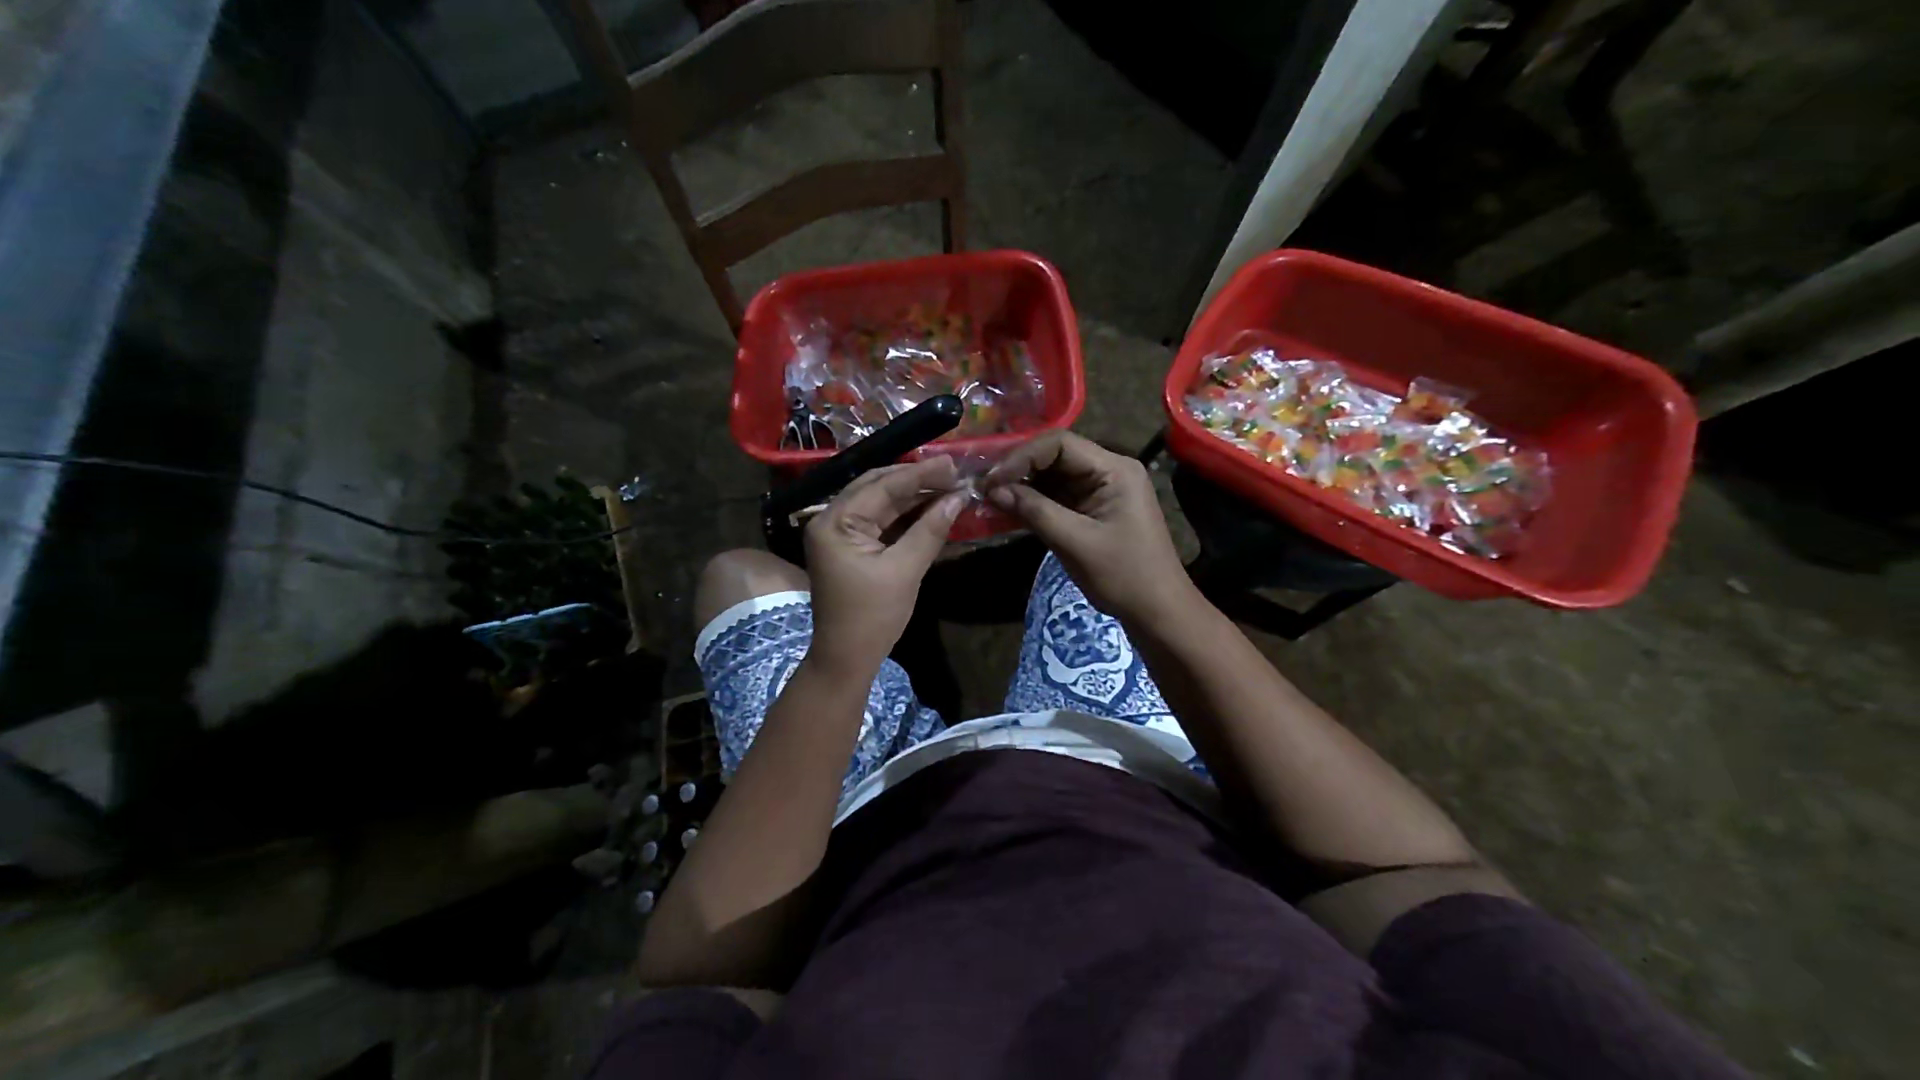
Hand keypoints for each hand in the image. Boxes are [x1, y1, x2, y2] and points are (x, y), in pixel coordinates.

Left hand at [804, 456, 966, 674]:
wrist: (847, 657)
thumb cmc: (872, 616)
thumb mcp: (905, 570)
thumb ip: (930, 530)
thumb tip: (958, 498)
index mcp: (835, 522)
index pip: (882, 486)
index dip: (920, 475)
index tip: (953, 464)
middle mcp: (831, 519)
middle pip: (877, 487)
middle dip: (916, 480)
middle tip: (953, 472)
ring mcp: (840, 533)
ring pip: (880, 502)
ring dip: (913, 496)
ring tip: (949, 486)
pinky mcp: (851, 547)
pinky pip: (880, 521)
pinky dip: (905, 514)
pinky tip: (932, 506)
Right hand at [985, 432, 1195, 622]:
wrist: (1158, 611)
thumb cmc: (1123, 575)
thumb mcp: (1075, 542)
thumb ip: (1034, 511)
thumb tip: (993, 491)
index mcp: (1114, 469)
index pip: (1059, 443)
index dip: (1021, 457)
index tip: (992, 480)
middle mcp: (1108, 470)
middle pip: (1054, 455)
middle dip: (1018, 469)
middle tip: (984, 488)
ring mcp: (1101, 490)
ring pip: (1053, 476)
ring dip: (1022, 486)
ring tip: (989, 498)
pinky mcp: (1092, 509)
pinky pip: (1057, 496)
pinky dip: (1033, 502)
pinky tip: (1008, 510)